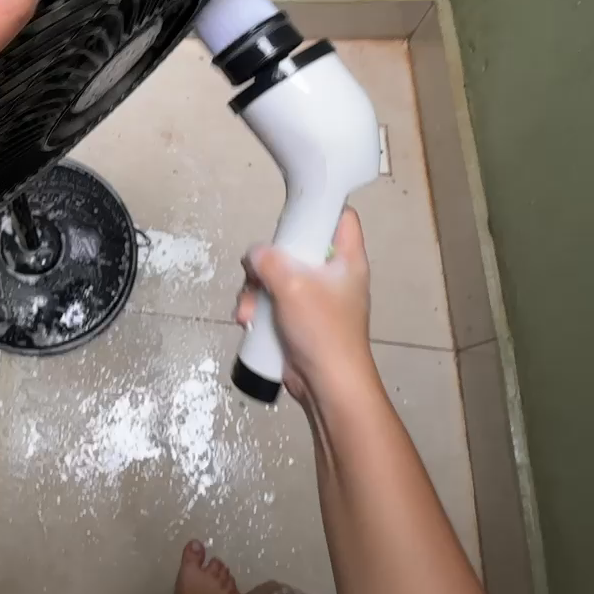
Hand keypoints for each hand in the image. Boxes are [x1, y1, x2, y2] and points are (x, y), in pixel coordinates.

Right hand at [236, 208, 374, 402]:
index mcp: (346, 261)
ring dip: (254, 289)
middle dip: (267, 260)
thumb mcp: (292, 285)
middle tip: (257, 270)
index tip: (292, 210)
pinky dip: (256, 307)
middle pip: (295, 247)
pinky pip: (270, 299)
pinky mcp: (297, 317)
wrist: (327, 385)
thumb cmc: (321, 329)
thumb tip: (255, 256)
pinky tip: (246, 320)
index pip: (341, 218)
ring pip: (275, 274)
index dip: (320, 208)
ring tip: (247, 308)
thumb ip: (268, 260)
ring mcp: (314, 297)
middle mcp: (332, 275)